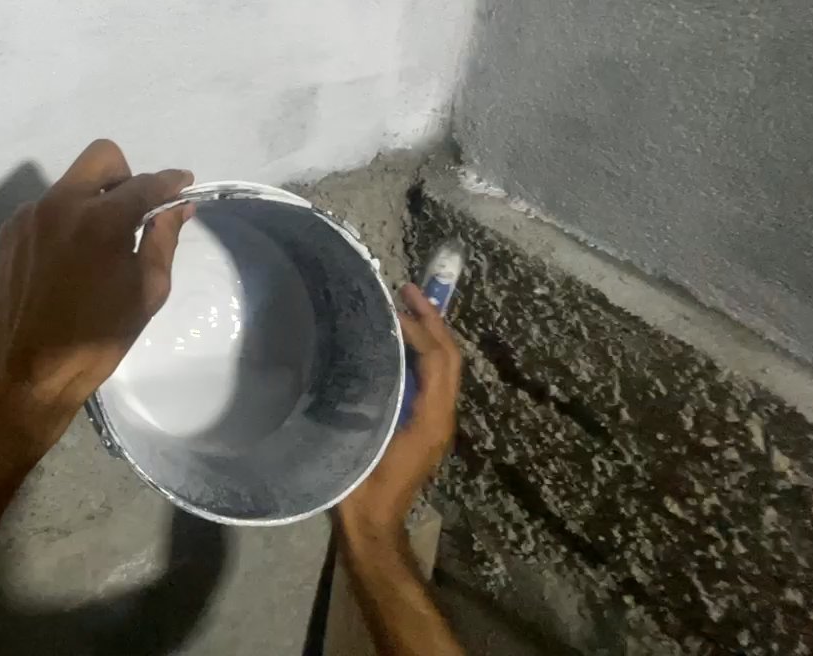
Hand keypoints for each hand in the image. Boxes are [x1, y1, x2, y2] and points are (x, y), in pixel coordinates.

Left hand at [0, 139, 193, 439]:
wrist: (26, 369)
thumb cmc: (96, 336)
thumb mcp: (146, 291)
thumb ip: (163, 239)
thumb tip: (177, 206)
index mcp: (101, 220)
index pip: (146, 183)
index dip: (170, 181)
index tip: (183, 184)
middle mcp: (62, 203)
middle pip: (102, 156)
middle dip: (126, 176)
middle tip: (134, 211)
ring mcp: (31, 213)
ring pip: (73, 182)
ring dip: (93, 200)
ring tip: (98, 245)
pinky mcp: (11, 228)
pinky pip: (48, 207)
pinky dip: (66, 221)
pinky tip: (68, 259)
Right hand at [337, 282, 464, 532]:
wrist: (372, 524)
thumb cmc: (363, 482)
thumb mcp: (367, 437)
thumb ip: (377, 397)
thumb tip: (376, 350)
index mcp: (432, 417)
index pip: (439, 359)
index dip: (421, 326)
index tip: (392, 302)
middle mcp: (441, 414)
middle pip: (448, 357)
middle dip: (432, 319)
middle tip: (405, 288)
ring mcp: (433, 420)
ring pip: (441, 366)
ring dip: (427, 332)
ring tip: (401, 305)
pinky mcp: (420, 423)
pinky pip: (428, 376)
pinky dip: (416, 350)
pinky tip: (391, 341)